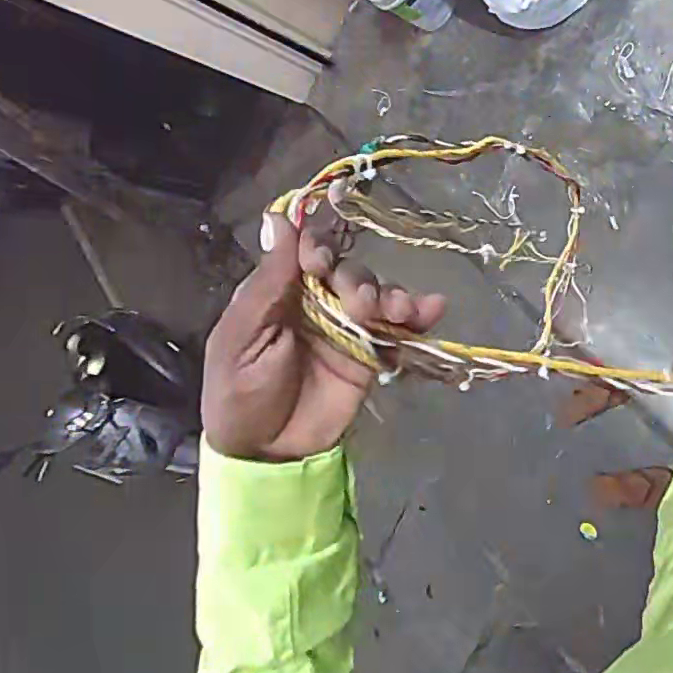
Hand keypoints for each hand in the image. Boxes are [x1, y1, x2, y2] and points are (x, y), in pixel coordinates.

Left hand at [201, 213, 447, 460]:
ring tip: (398, 311)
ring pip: (377, 294)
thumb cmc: (240, 393)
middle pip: (349, 271)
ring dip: (391, 295)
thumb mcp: (241, 336)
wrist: (268, 454)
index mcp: (281, 292)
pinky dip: (418, 316)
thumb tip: (278, 219)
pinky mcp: (372, 354)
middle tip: (359, 306)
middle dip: (357, 281)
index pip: (307, 251)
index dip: (319, 247)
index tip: (319, 262)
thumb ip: (267, 281)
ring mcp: (348, 327)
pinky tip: (432, 309)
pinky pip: (397, 328)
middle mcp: (317, 301)